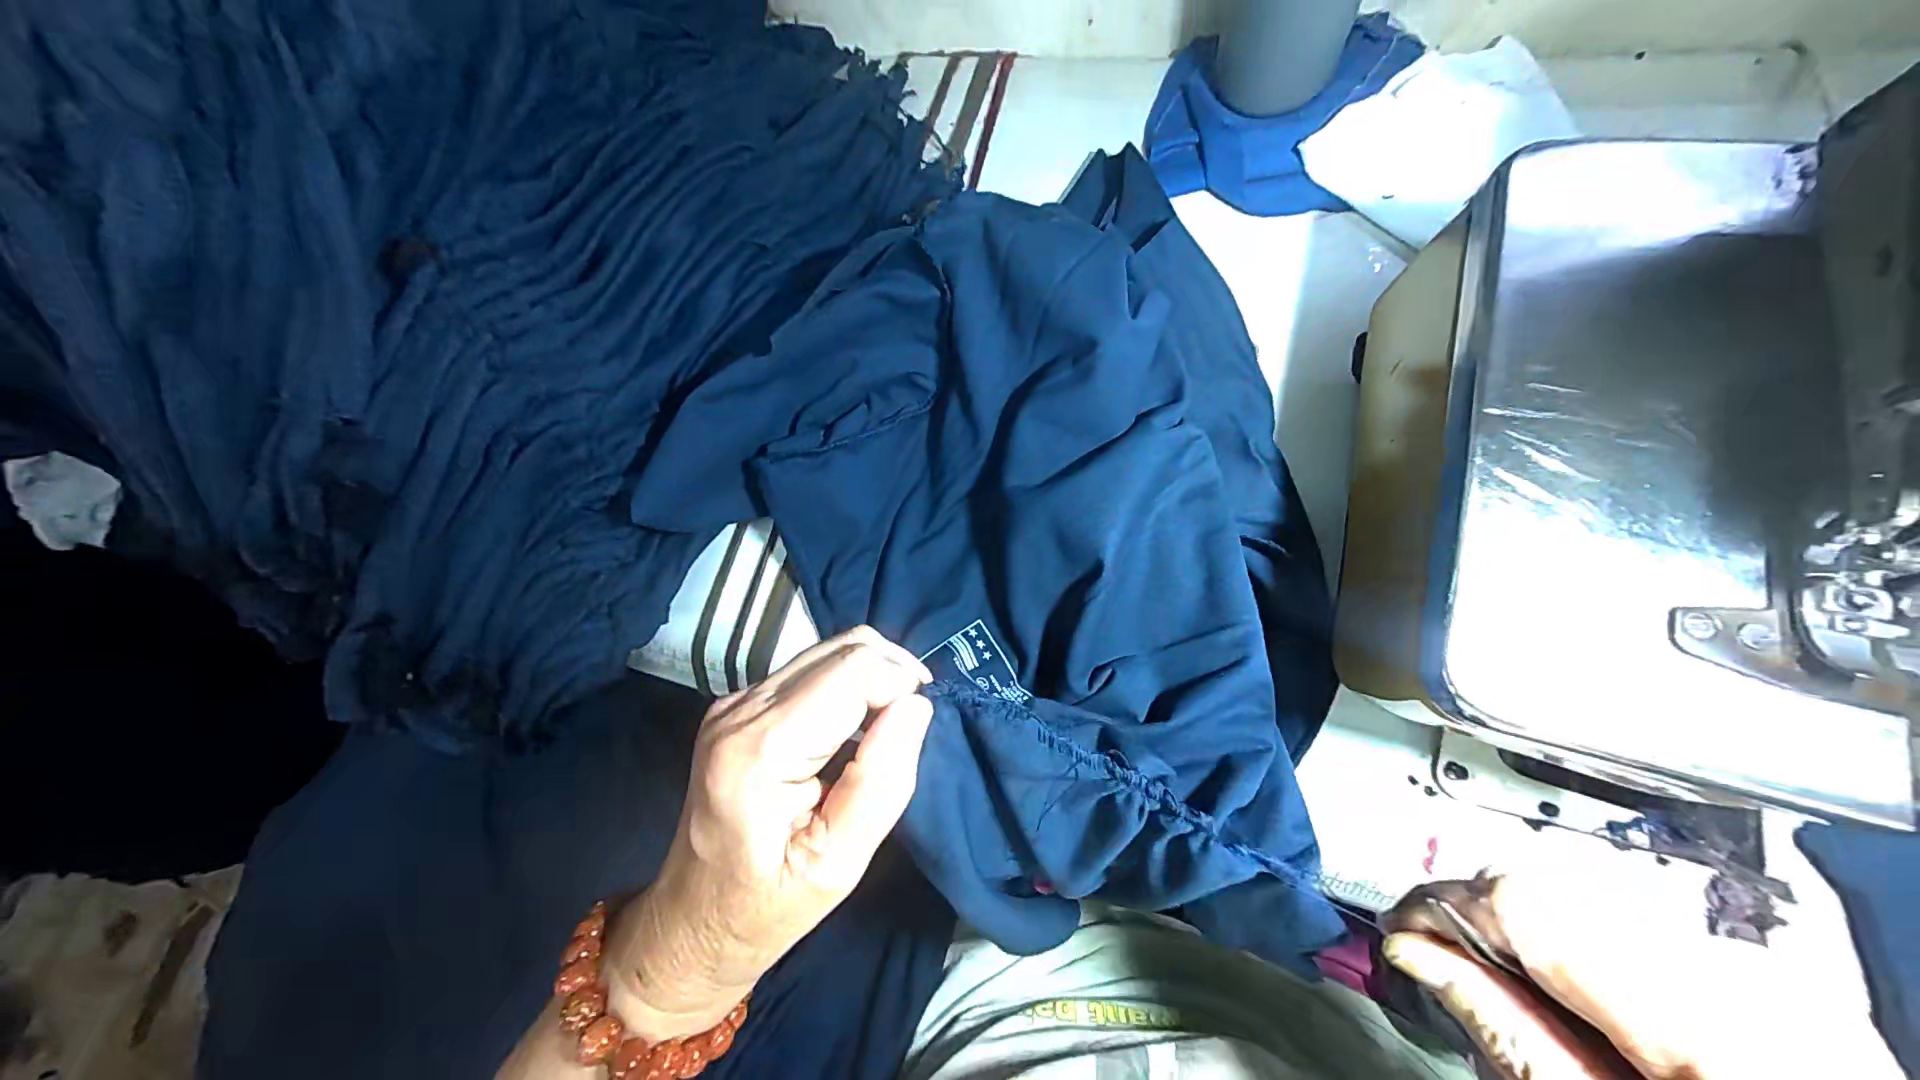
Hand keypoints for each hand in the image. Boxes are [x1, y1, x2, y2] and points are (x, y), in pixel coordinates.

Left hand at [606, 626, 933, 1039]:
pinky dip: (848, 682)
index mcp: (760, 749)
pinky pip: (812, 668)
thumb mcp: (840, 865)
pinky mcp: (739, 704)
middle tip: (911, 722)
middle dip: (892, 673)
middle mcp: (741, 709)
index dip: (901, 684)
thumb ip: (882, 781)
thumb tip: (916, 705)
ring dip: (872, 675)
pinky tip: (854, 723)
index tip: (919, 725)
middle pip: (843, 648)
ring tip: (886, 725)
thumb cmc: (766, 906)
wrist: (691, 918)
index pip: (854, 670)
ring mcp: (735, 701)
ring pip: (830, 650)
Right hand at [1381, 868, 1902, 1079]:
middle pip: (1552, 891)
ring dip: (1522, 930)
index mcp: (1715, 1027)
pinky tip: (1569, 992)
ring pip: (1582, 898)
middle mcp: (1748, 976)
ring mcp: (1765, 971)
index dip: (1442, 906)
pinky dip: (1575, 944)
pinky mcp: (1767, 977)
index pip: (1525, 902)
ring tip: (1505, 985)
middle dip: (1479, 919)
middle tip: (1440, 960)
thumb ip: (1505, 1033)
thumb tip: (1418, 954)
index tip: (1402, 929)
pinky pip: (1629, 922)